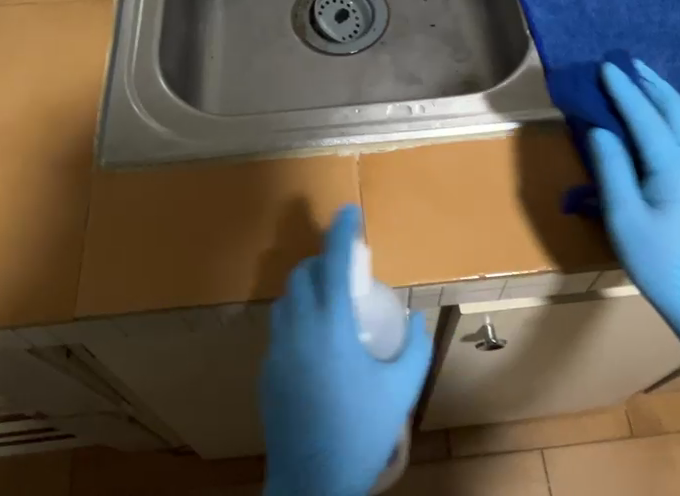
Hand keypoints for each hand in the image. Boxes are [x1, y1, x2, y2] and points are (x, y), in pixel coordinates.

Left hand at [261, 205, 431, 495]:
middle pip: (302, 274)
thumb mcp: (401, 389)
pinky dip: (297, 321)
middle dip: (322, 261)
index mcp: (330, 325)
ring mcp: (276, 351)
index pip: (333, 261)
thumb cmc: (361, 430)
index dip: (342, 231)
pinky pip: (280, 330)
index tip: (349, 212)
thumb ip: (414, 348)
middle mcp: (298, 328)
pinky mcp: (265, 373)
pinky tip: (317, 347)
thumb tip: (412, 319)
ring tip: (332, 306)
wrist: (312, 481)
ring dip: (307, 290)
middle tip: (348, 272)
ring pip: (285, 301)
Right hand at [588, 58, 679, 406]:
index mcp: (673, 166)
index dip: (623, 89)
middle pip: (673, 108)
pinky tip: (658, 115)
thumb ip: (611, 168)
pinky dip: (669, 111)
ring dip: (662, 93)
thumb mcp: (623, 217)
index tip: (604, 66)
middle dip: (649, 82)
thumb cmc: (657, 260)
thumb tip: (600, 129)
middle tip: (625, 61)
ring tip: (640, 78)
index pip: (645, 116)